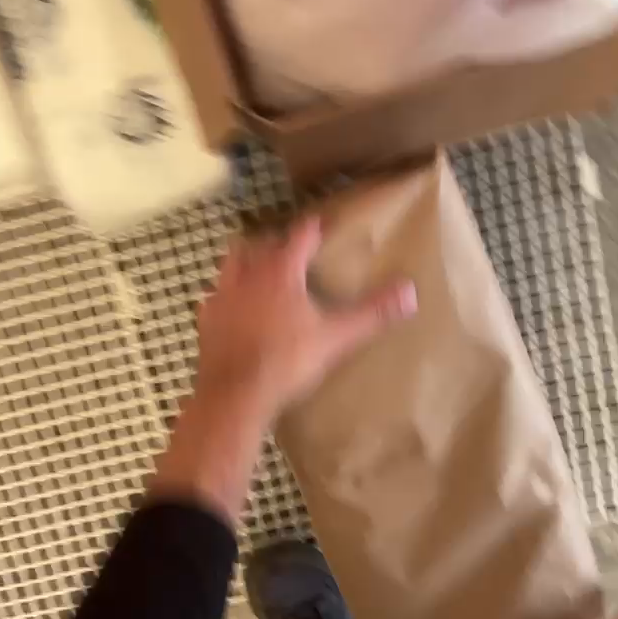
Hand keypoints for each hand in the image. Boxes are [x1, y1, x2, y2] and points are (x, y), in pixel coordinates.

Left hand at [193, 216, 416, 421]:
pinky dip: (226, 295)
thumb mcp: (336, 338)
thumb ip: (372, 313)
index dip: (314, 227)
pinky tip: (233, 307)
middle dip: (277, 242)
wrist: (235, 394)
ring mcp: (222, 295)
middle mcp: (248, 274)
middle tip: (293, 250)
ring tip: (259, 269)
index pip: (301, 235)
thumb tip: (411, 291)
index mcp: (282, 271)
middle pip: (261, 243)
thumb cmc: (287, 361)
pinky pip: (214, 296)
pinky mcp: (206, 319)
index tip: (324, 223)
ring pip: (232, 263)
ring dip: (246, 260)